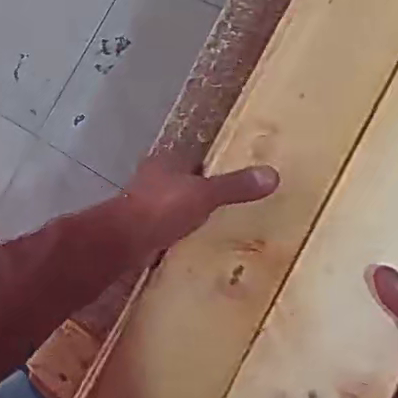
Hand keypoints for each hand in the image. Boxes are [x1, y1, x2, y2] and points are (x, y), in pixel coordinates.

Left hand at [118, 153, 277, 259]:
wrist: (124, 239)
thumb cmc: (163, 208)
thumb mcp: (205, 195)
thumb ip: (235, 186)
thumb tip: (273, 174)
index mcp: (168, 160)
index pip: (194, 157)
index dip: (210, 166)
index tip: (229, 176)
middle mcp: (153, 175)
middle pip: (181, 178)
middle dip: (197, 188)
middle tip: (223, 202)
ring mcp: (142, 200)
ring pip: (170, 200)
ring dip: (185, 210)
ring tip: (209, 223)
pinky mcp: (137, 225)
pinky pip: (163, 223)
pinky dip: (175, 229)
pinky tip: (187, 240)